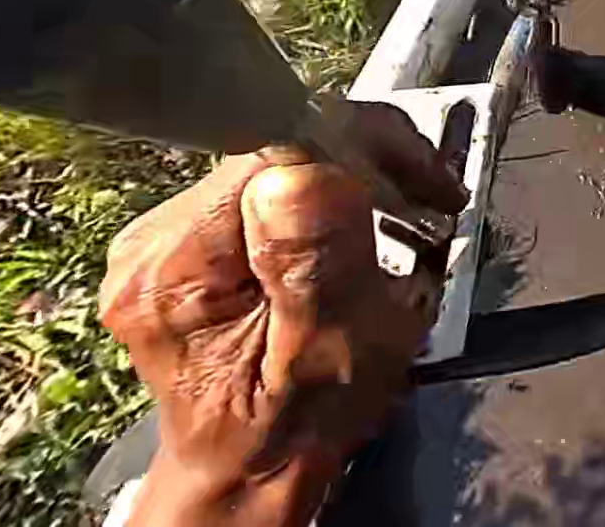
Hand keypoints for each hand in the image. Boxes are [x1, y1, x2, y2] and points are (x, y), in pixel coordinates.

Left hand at [99, 102, 466, 526]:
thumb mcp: (329, 351)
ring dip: (374, 167)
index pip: (284, 149)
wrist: (262, 460)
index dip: (367, 149)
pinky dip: (355, 181)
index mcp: (184, 265)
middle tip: (439, 196)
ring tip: (422, 204)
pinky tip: (385, 210)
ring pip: (303, 151)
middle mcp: (165, 235)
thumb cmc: (304, 417)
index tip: (428, 184)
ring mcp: (184, 229)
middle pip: (293, 143)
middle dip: (380, 159)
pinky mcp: (213, 227)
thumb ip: (315, 266)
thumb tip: (305, 173)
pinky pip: (298, 171)